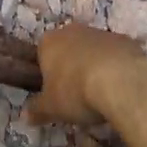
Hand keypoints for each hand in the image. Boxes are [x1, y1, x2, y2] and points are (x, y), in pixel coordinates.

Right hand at [24, 23, 146, 126]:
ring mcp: (97, 32)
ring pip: (90, 50)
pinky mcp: (121, 39)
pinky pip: (112, 55)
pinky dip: (112, 68)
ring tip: (99, 94)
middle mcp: (71, 30)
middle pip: (67, 50)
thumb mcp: (51, 108)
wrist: (120, 78)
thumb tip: (25, 115)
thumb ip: (36, 110)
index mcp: (48, 42)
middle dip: (70, 69)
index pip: (42, 55)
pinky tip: (117, 87)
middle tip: (76, 96)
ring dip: (92, 67)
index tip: (54, 95)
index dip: (47, 75)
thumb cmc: (75, 91)